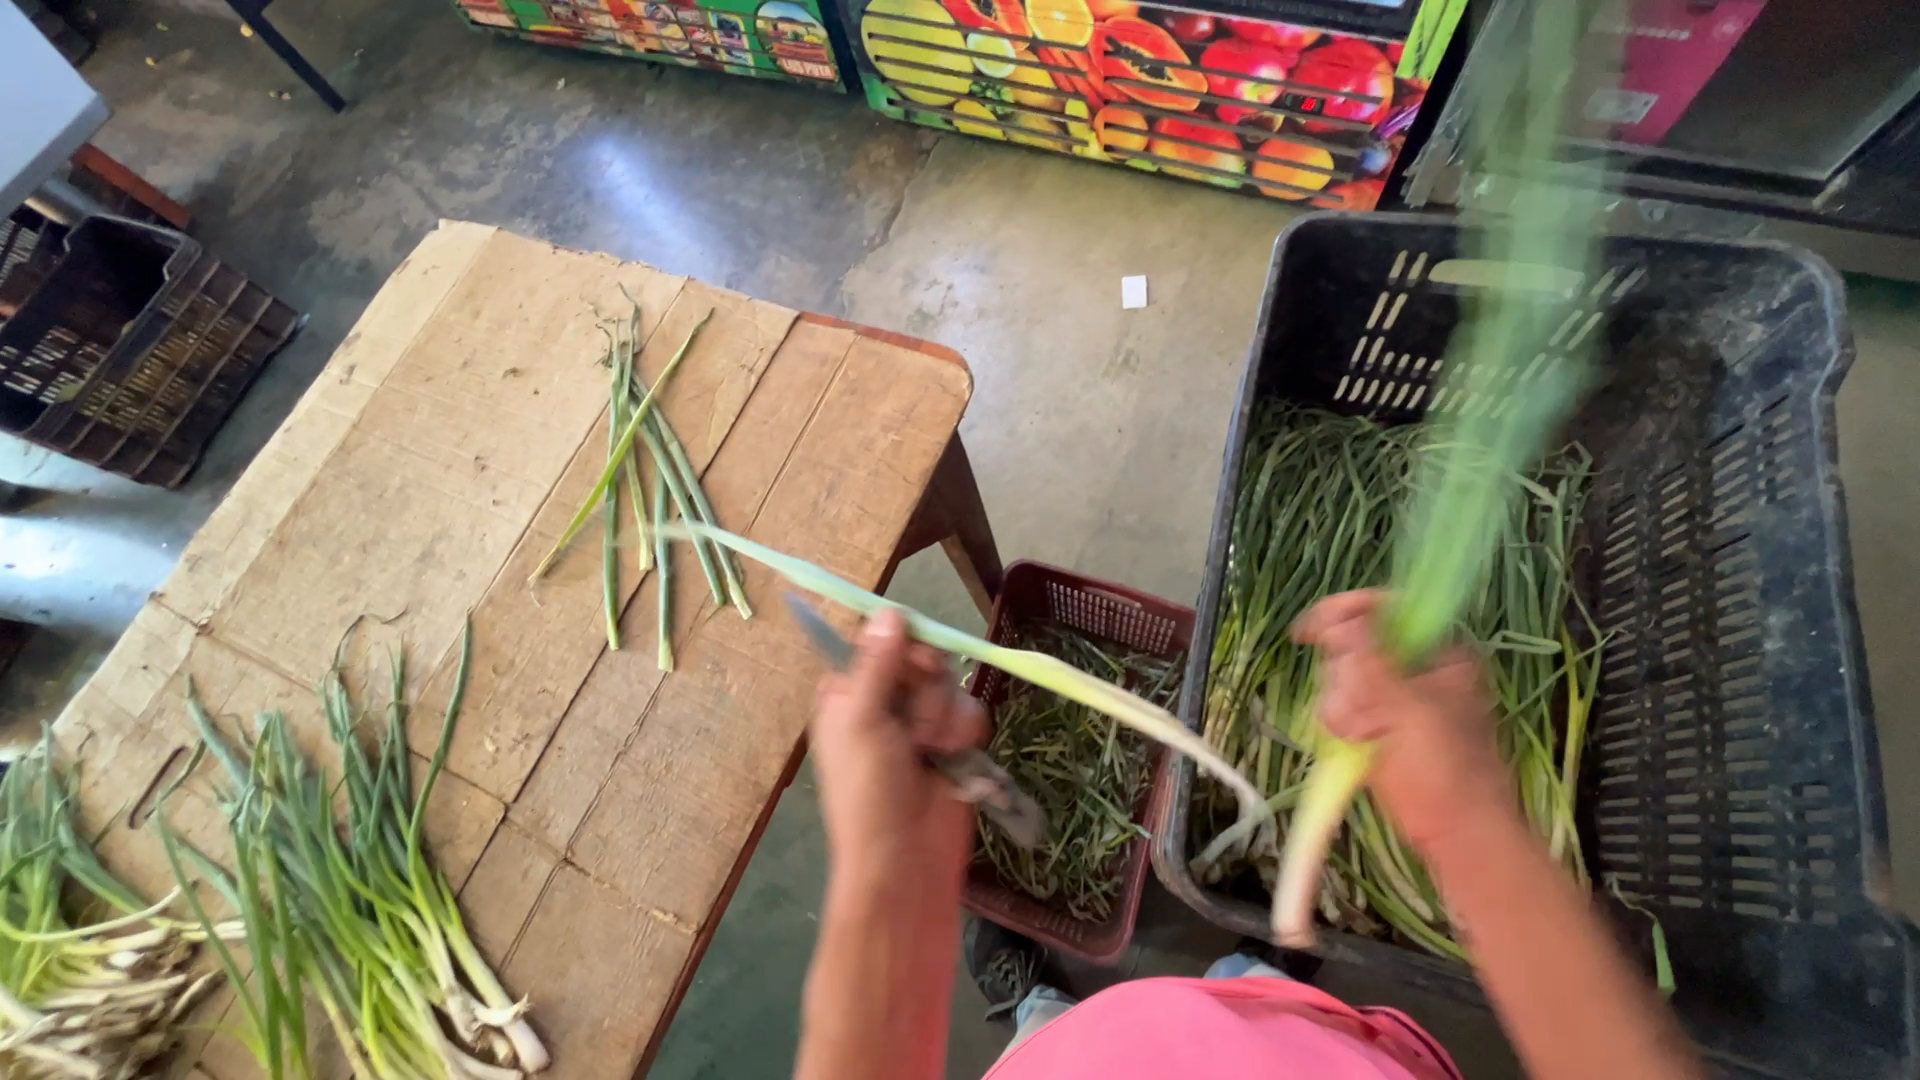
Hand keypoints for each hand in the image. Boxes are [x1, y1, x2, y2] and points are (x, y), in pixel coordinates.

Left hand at [810, 608, 988, 894]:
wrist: (907, 860)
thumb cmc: (869, 792)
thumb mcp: (861, 722)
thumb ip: (876, 663)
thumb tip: (889, 609)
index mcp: (848, 692)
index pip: (878, 640)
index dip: (900, 644)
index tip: (911, 660)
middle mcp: (884, 699)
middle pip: (920, 655)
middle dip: (924, 688)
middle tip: (914, 722)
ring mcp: (921, 720)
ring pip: (949, 682)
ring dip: (942, 717)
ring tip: (927, 751)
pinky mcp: (953, 740)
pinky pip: (970, 709)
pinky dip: (964, 733)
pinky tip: (951, 758)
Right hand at [1293, 590, 1515, 856]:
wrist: (1456, 832)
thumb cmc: (1446, 769)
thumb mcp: (1409, 707)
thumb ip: (1371, 659)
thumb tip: (1339, 619)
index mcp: (1440, 651)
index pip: (1385, 608)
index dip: (1346, 612)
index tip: (1310, 631)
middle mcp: (1414, 665)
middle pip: (1352, 642)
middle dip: (1347, 677)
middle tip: (1363, 710)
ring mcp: (1392, 694)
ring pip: (1339, 675)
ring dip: (1342, 704)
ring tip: (1364, 735)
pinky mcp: (1373, 720)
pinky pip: (1336, 703)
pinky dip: (1338, 722)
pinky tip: (1356, 742)